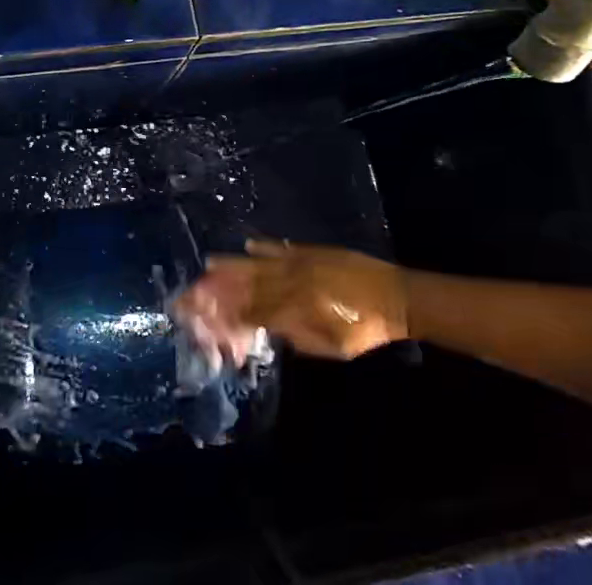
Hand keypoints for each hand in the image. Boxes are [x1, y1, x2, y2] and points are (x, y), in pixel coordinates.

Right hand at [176, 240, 409, 360]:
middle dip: (218, 289)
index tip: (203, 318)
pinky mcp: (314, 251)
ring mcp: (303, 262)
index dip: (226, 317)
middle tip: (194, 289)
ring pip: (260, 263)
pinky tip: (248, 244)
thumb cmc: (366, 331)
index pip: (252, 313)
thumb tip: (267, 330)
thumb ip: (296, 337)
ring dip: (232, 265)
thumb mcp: (332, 347)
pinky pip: (282, 248)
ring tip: (208, 264)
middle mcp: (294, 282)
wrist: (397, 297)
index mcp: (298, 310)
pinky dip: (264, 246)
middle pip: (248, 286)